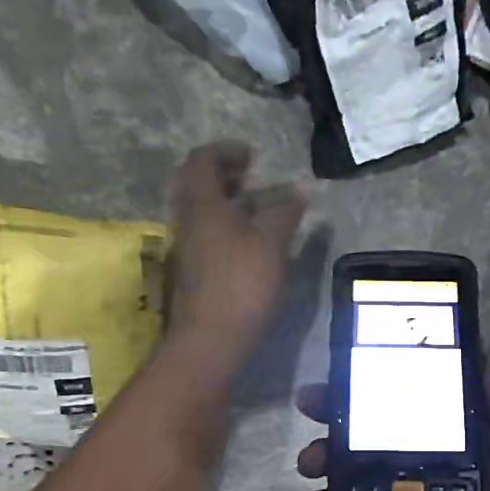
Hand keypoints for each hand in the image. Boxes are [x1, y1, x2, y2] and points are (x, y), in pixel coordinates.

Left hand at [167, 142, 305, 369]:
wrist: (211, 339)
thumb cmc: (242, 284)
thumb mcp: (272, 243)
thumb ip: (286, 212)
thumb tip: (302, 189)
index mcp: (202, 205)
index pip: (203, 161)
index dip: (225, 151)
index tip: (251, 153)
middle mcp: (188, 220)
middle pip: (196, 184)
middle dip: (222, 174)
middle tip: (250, 175)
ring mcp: (187, 247)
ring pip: (200, 211)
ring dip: (224, 201)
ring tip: (256, 207)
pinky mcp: (194, 271)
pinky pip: (206, 233)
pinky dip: (225, 224)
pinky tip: (250, 241)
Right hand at [295, 373, 489, 490]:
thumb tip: (485, 375)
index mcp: (469, 464)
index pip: (426, 416)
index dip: (393, 391)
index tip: (358, 371)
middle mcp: (435, 485)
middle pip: (382, 442)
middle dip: (345, 421)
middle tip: (312, 406)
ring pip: (357, 481)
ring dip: (327, 463)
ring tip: (310, 463)